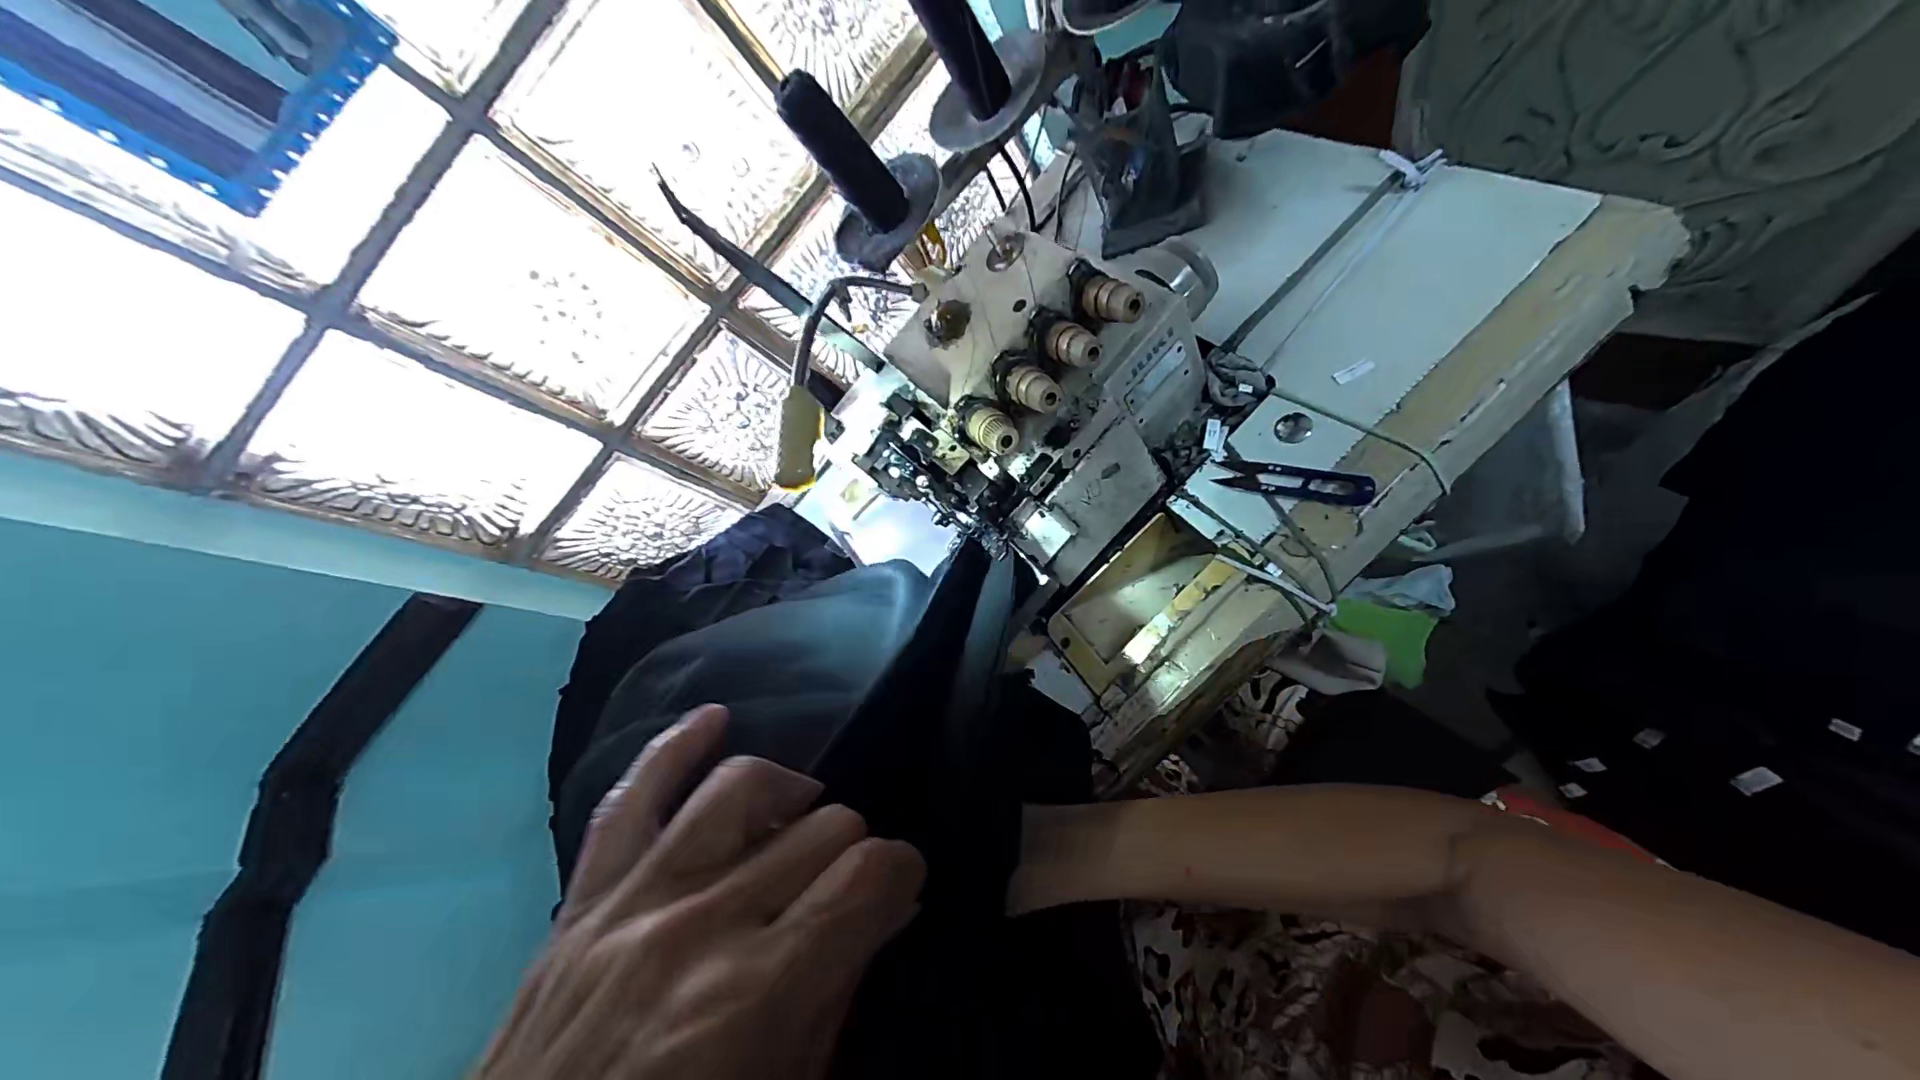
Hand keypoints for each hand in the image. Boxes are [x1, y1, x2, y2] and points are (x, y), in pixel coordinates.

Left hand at [476, 705, 925, 1079]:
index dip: (902, 871)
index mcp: (756, 991)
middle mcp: (700, 926)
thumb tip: (889, 905)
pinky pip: (629, 798)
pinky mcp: (583, 900)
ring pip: (739, 787)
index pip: (867, 876)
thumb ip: (840, 992)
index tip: (901, 887)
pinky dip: (674, 747)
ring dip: (791, 793)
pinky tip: (713, 718)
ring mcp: (633, 903)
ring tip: (801, 817)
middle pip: (820, 827)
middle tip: (850, 883)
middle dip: (854, 849)